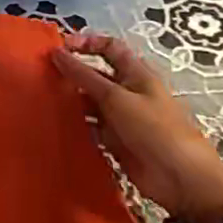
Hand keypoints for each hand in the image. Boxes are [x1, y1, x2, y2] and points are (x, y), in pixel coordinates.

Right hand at [51, 32, 222, 217]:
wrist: (181, 179)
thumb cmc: (154, 128)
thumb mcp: (117, 97)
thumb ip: (84, 76)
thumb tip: (56, 53)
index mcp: (135, 74)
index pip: (110, 48)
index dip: (87, 43)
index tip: (60, 48)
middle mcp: (127, 92)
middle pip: (96, 75)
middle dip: (72, 73)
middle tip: (41, 76)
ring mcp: (121, 118)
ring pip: (90, 102)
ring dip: (71, 101)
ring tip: (42, 100)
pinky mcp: (115, 141)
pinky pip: (90, 128)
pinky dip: (75, 125)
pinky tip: (55, 125)